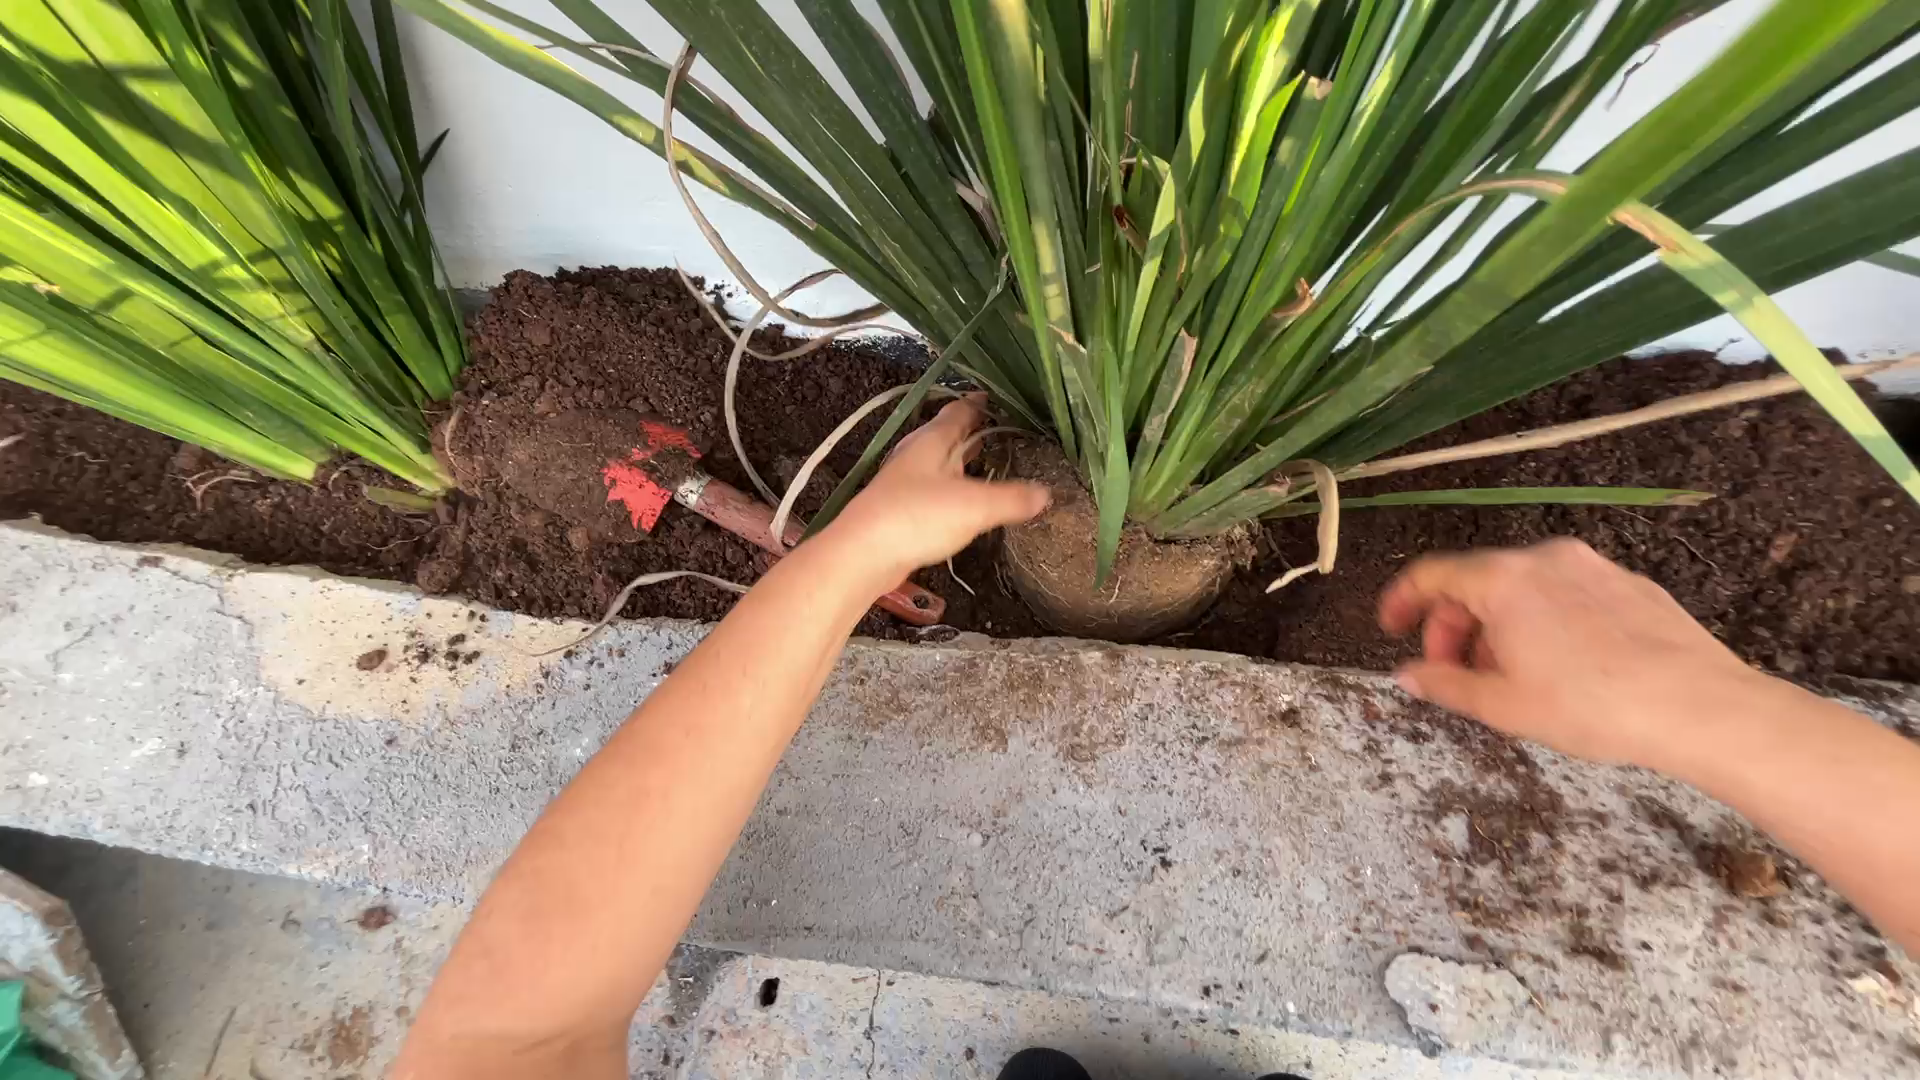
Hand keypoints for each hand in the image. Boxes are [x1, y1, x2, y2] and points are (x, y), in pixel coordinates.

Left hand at [819, 396, 1049, 583]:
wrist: (863, 554)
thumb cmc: (917, 517)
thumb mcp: (974, 506)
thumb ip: (1012, 498)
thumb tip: (1047, 494)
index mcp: (933, 441)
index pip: (960, 411)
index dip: (981, 403)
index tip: (1003, 399)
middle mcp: (917, 455)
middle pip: (950, 435)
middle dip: (976, 432)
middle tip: (1007, 431)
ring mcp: (906, 482)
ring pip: (942, 463)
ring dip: (964, 462)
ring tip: (992, 464)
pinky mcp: (902, 509)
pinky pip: (935, 490)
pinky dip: (954, 489)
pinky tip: (966, 504)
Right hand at [1377, 538, 1769, 767]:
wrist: (1709, 712)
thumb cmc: (1591, 706)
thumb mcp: (1500, 704)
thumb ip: (1441, 683)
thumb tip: (1406, 675)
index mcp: (1502, 579)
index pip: (1429, 575)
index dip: (1401, 601)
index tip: (1391, 628)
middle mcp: (1544, 559)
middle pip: (1475, 582)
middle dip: (1454, 625)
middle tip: (1453, 668)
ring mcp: (1594, 568)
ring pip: (1521, 588)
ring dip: (1497, 625)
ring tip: (1508, 672)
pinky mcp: (1634, 585)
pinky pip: (1565, 594)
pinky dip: (1542, 620)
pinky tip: (1559, 664)